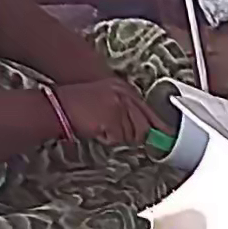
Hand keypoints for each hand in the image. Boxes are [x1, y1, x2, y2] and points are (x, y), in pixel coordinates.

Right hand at [54, 78, 170, 144]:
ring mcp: (119, 106)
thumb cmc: (80, 105)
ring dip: (117, 137)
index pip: (149, 111)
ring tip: (101, 127)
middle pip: (143, 128)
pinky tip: (97, 129)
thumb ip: (127, 112)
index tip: (168, 137)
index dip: (159, 127)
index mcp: (125, 90)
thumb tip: (146, 132)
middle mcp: (125, 96)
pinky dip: (108, 139)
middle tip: (114, 132)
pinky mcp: (112, 118)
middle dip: (133, 136)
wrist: (59, 104)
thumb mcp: (107, 100)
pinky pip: (118, 139)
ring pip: (131, 136)